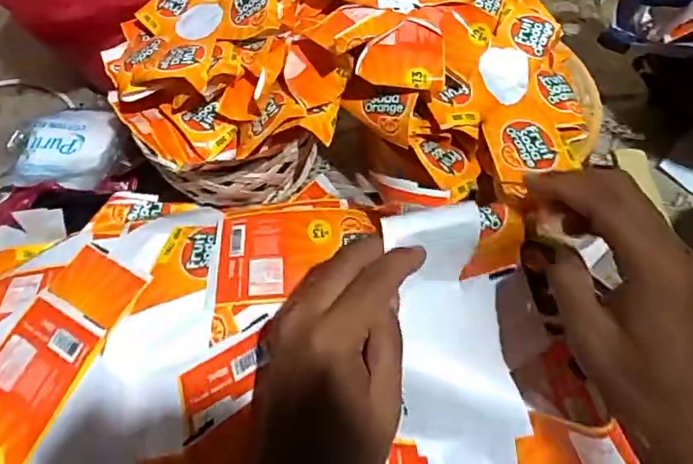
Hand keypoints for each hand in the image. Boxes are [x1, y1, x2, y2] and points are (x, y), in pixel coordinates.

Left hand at [252, 237, 426, 463]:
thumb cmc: (346, 450)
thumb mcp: (385, 402)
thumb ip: (388, 339)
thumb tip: (386, 295)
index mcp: (331, 339)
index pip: (371, 281)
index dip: (398, 261)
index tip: (419, 252)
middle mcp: (301, 322)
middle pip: (340, 263)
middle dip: (372, 250)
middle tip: (397, 248)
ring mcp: (282, 327)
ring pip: (321, 271)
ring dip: (350, 261)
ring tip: (378, 261)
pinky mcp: (274, 337)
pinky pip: (307, 289)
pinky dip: (332, 277)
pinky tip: (350, 284)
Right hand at [528, 169, 692, 463]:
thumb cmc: (642, 386)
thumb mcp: (591, 340)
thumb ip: (566, 282)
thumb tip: (549, 244)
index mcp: (652, 260)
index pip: (605, 199)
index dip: (563, 185)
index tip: (527, 184)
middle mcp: (671, 245)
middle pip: (622, 188)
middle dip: (576, 181)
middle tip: (537, 191)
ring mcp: (679, 253)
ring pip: (632, 199)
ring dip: (591, 194)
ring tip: (553, 209)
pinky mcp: (679, 264)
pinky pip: (640, 219)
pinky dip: (608, 212)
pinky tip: (582, 231)